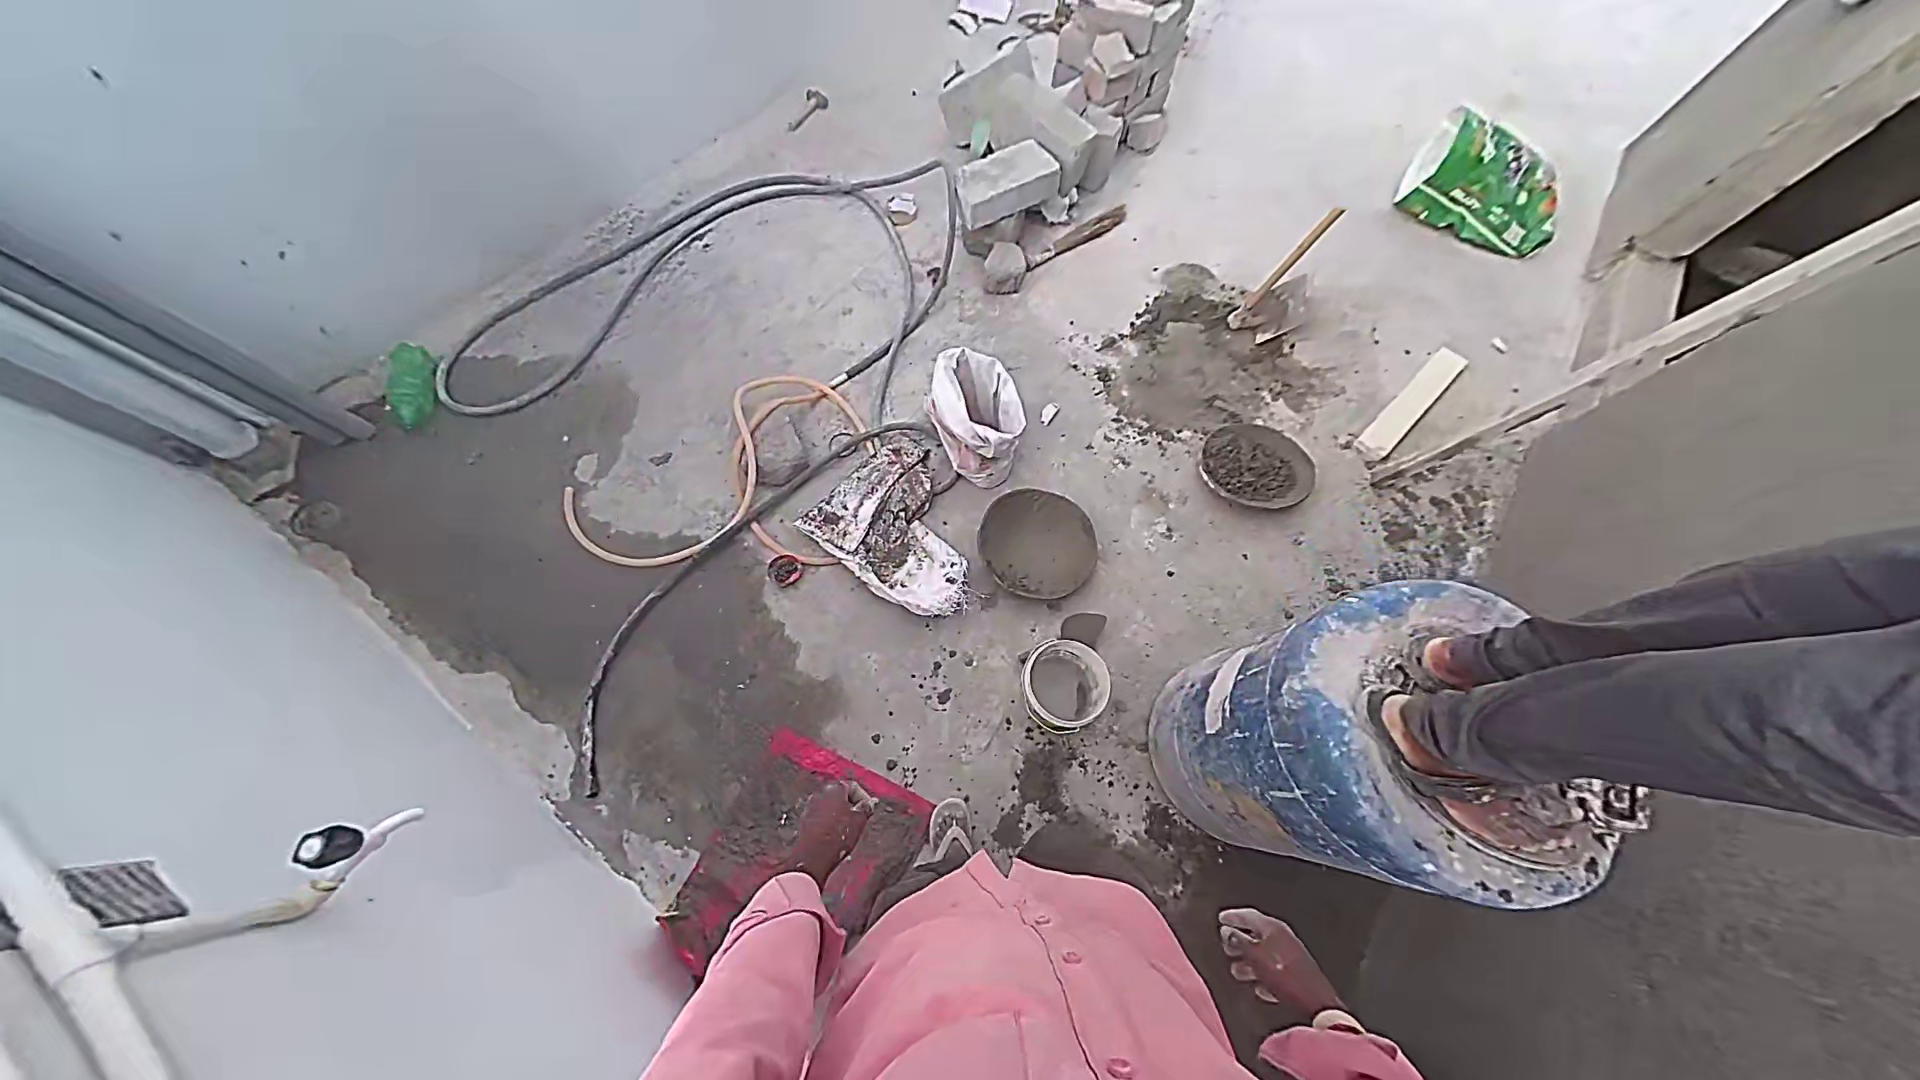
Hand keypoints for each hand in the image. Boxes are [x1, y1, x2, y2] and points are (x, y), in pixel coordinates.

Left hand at [785, 782, 874, 885]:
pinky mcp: (804, 819)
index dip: (864, 797)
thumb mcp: (859, 821)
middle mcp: (820, 793)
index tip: (868, 809)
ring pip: (830, 805)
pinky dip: (829, 821)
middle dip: (851, 805)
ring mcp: (810, 806)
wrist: (813, 856)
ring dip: (840, 813)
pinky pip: (821, 815)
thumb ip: (866, 808)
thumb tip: (868, 803)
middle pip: (841, 794)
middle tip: (859, 818)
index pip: (854, 786)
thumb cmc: (838, 836)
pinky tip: (835, 833)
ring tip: (848, 828)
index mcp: (835, 788)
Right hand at [1218, 908, 1345, 1016]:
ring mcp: (1292, 956)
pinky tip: (1260, 987)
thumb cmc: (1286, 975)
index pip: (1248, 915)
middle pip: (1254, 935)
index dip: (1232, 916)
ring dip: (1249, 964)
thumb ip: (1237, 940)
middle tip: (1227, 947)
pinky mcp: (1297, 974)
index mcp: (1273, 927)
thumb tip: (1226, 932)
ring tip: (1238, 971)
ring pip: (1264, 955)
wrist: (1317, 1004)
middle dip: (1239, 943)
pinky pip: (1275, 972)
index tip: (1222, 918)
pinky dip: (1264, 977)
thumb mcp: (1254, 954)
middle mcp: (1283, 937)